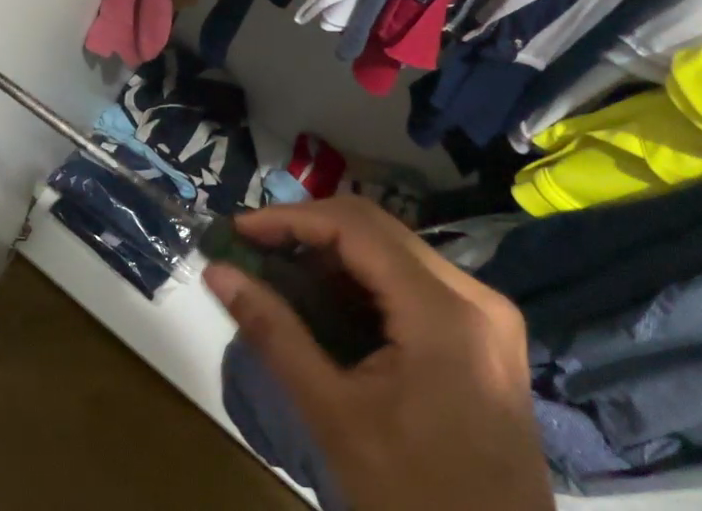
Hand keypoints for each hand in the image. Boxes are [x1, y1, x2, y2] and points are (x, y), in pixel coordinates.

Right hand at [204, 198, 551, 510]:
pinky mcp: (483, 336)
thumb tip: (216, 271)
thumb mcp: (332, 412)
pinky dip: (361, 280)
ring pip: (393, 251)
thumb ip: (273, 332)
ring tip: (279, 278)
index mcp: (444, 313)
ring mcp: (486, 316)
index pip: (356, 228)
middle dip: (306, 231)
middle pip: (376, 229)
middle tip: (250, 251)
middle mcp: (475, 297)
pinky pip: (412, 280)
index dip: (289, 219)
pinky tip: (326, 306)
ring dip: (331, 254)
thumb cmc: (412, 491)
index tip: (236, 232)